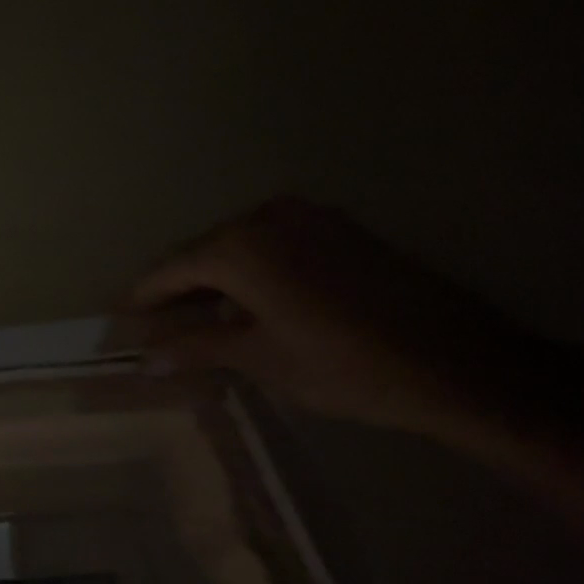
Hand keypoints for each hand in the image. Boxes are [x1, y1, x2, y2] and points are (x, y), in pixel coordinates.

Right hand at [121, 199, 525, 434]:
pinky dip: (252, 274)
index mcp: (240, 245)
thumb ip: (195, 346)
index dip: (140, 299)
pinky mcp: (343, 230)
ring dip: (215, 283)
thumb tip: (144, 354)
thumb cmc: (347, 366)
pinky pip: (275, 246)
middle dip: (176, 291)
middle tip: (157, 330)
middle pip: (202, 254)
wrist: (465, 366)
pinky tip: (250, 308)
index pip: (168, 269)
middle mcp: (268, 217)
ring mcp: (310, 218)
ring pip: (239, 249)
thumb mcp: (260, 358)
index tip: (118, 323)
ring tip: (200, 325)